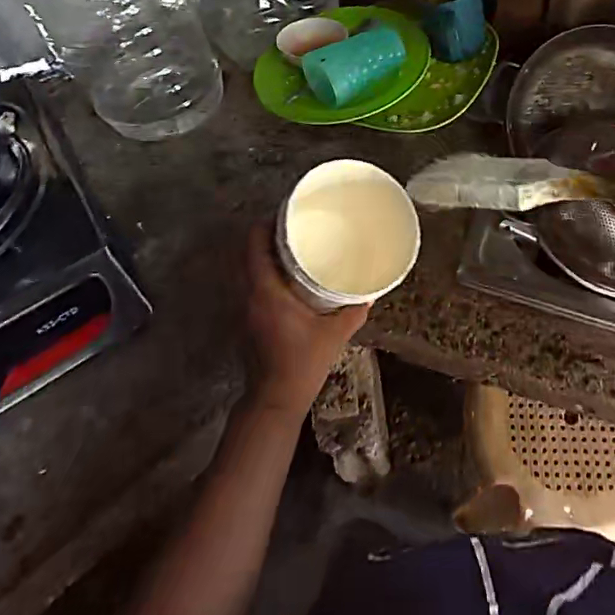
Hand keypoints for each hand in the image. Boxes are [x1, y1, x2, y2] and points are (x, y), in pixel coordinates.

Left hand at [244, 221, 368, 414]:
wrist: (275, 398)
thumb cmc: (302, 363)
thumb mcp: (334, 335)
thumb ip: (352, 312)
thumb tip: (369, 293)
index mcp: (265, 291)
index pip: (254, 245)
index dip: (264, 225)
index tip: (283, 216)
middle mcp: (249, 295)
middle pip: (248, 254)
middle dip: (265, 238)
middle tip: (291, 229)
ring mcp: (244, 309)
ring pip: (247, 270)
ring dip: (263, 257)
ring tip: (289, 249)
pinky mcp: (246, 321)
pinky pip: (250, 286)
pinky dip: (263, 275)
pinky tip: (284, 280)